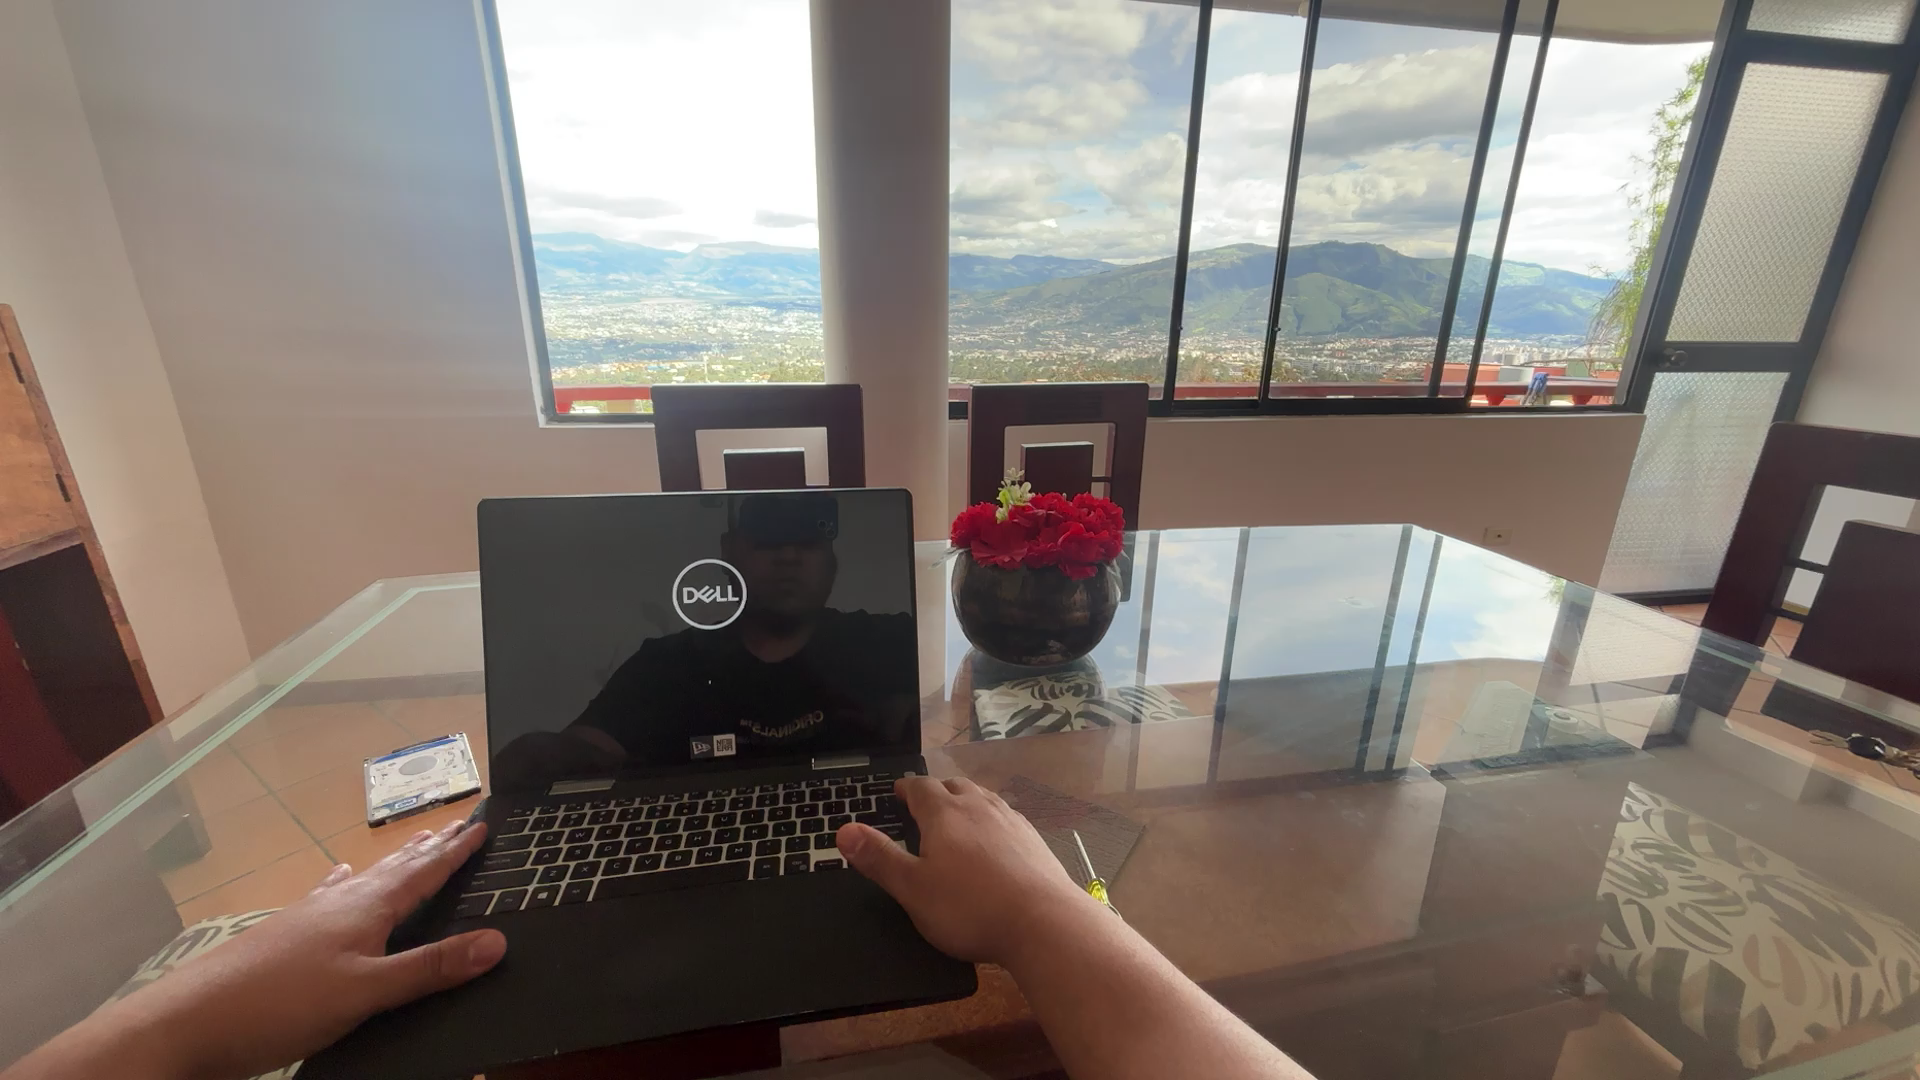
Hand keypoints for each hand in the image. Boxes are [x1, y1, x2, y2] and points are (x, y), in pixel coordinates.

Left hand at [37, 820, 505, 1079]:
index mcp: (370, 908)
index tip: (484, 823)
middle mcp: (344, 902)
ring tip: (416, 839)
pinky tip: (338, 875)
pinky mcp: (280, 935)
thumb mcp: (365, 992)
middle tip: (458, 823)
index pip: (427, 871)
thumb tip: (499, 941)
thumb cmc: (280, 1005)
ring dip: (396, 859)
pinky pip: (325, 894)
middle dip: (432, 846)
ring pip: (366, 877)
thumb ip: (431, 967)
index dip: (458, 849)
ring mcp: (308, 916)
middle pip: (398, 866)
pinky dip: (341, 881)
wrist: (174, 1030)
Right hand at [835, 776, 1094, 964]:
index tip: (897, 792)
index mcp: (944, 813)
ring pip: (981, 796)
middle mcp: (977, 805)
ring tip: (957, 813)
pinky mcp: (1031, 836)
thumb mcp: (913, 889)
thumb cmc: (969, 907)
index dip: (905, 788)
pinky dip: (990, 818)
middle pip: (952, 786)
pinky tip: (994, 836)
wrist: (1042, 921)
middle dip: (935, 791)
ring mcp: (1009, 818)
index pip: (919, 788)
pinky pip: (1004, 815)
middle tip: (923, 803)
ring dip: (965, 799)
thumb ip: (879, 858)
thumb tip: (844, 830)